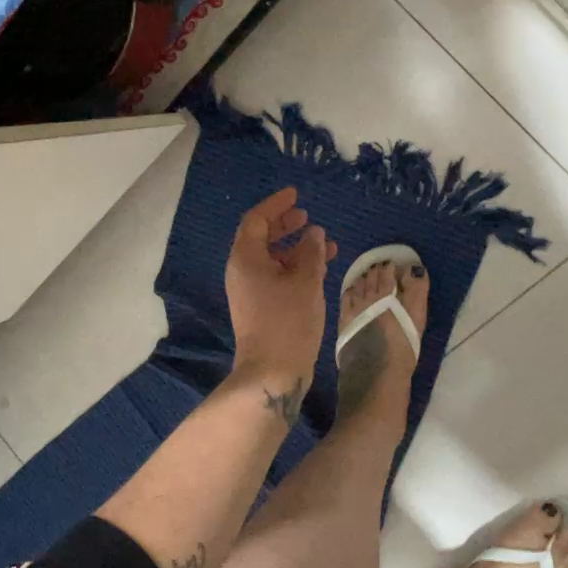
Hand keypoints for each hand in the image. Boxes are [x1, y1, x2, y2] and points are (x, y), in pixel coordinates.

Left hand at [223, 187, 336, 383]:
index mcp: (245, 259)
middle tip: (307, 216)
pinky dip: (296, 269)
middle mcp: (242, 272)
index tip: (296, 195)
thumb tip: (313, 233)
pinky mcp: (261, 308)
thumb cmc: (288, 321)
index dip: (276, 205)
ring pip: (273, 259)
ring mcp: (250, 292)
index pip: (255, 220)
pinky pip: (277, 277)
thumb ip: (311, 252)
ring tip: (325, 244)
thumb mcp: (306, 281)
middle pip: (261, 238)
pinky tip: (321, 269)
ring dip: (297, 249)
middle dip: (285, 226)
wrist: (272, 372)